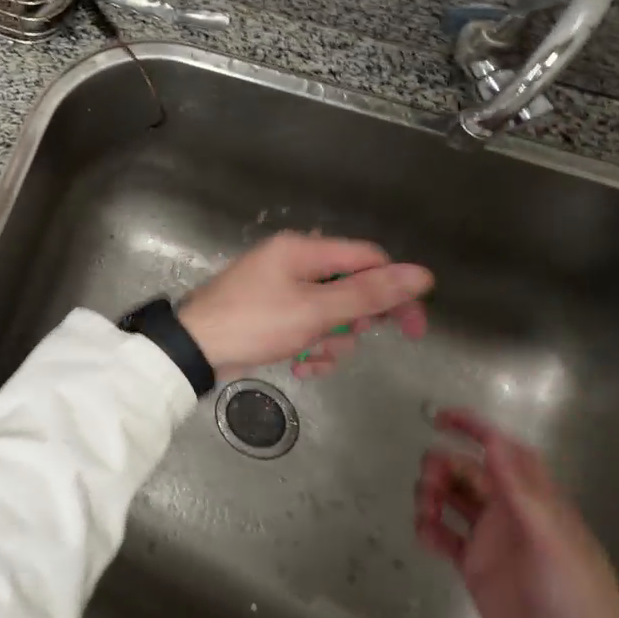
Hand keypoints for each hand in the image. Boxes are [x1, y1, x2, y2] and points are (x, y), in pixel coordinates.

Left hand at [175, 232, 431, 378]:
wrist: (196, 348)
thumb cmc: (254, 322)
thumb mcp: (316, 310)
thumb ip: (368, 293)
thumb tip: (422, 274)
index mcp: (301, 250)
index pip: (368, 258)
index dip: (395, 290)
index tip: (413, 328)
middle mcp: (292, 264)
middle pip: (351, 289)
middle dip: (353, 322)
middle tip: (340, 337)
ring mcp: (280, 291)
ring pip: (333, 316)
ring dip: (331, 342)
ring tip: (310, 354)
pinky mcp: (272, 317)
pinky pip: (310, 332)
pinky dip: (311, 351)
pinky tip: (300, 367)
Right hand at [416, 410, 618, 617]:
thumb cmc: (574, 600)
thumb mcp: (551, 544)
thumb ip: (522, 493)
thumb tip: (494, 442)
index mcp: (538, 506)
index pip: (508, 454)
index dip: (478, 430)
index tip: (441, 417)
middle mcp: (513, 517)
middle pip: (469, 472)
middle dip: (443, 467)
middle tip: (431, 484)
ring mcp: (492, 541)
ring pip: (451, 498)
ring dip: (430, 495)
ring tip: (426, 512)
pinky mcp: (474, 565)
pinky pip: (442, 533)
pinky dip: (427, 528)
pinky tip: (425, 537)